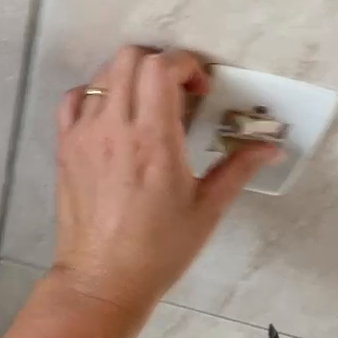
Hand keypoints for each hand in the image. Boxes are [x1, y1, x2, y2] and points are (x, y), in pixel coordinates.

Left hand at [48, 46, 276, 317]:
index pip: (162, 68)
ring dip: (130, 76)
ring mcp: (85, 132)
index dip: (186, 64)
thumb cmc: (159, 249)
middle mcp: (115, 126)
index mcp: (154, 139)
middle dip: (159, 62)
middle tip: (176, 90)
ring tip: (147, 103)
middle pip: (130, 57)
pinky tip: (111, 114)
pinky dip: (94, 93)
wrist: (102, 280)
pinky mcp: (65, 144)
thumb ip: (238, 168)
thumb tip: (271, 147)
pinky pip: (74, 97)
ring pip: (104, 73)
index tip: (200, 88)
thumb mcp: (207, 209)